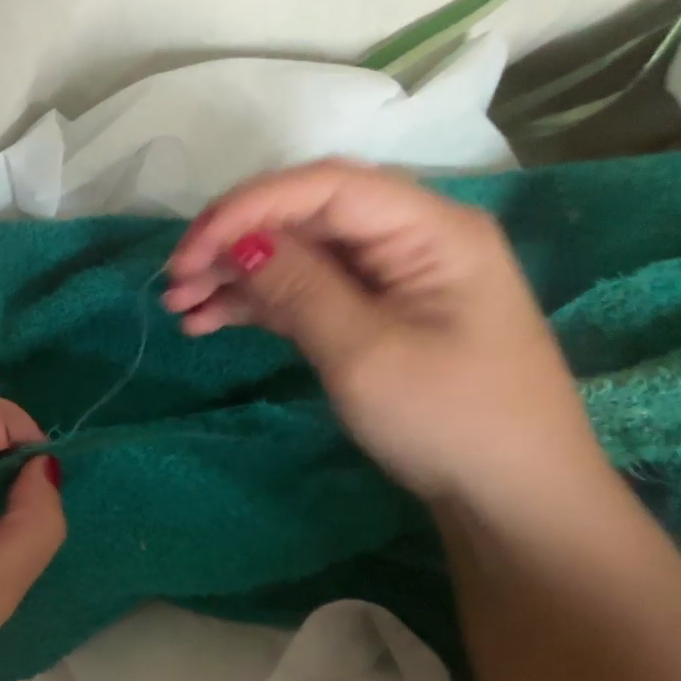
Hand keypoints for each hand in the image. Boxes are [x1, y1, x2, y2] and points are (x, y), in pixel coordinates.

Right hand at [163, 160, 608, 506]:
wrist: (507, 493)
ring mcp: (388, 278)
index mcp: (428, 230)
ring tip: (179, 308)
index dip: (248, 206)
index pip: (326, 187)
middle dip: (232, 241)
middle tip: (173, 282)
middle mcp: (408, 239)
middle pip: (305, 216)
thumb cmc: (448, 418)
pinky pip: (301, 293)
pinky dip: (253, 304)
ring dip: (233, 275)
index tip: (188, 251)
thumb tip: (238, 242)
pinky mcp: (369, 315)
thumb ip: (299, 288)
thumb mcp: (364, 353)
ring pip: (295, 255)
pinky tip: (207, 322)